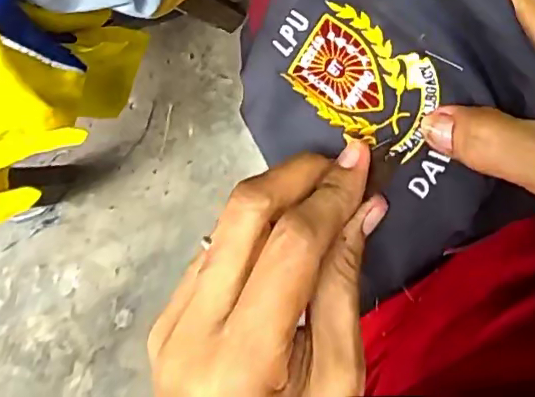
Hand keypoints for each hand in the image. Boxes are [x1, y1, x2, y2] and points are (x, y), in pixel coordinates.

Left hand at [149, 143, 387, 396]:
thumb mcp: (337, 378)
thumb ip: (344, 285)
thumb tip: (366, 206)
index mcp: (239, 357)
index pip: (292, 240)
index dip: (333, 192)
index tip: (364, 159)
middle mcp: (191, 331)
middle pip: (245, 211)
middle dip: (300, 172)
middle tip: (342, 163)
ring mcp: (171, 323)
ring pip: (228, 220)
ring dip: (281, 189)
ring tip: (326, 187)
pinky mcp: (168, 319)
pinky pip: (218, 244)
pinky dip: (261, 220)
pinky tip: (294, 224)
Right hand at [422, 0, 534, 266]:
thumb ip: (493, 139)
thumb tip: (427, 118)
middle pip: (496, 29)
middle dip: (451, 30)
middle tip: (394, 43)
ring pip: (496, 69)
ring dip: (458, 72)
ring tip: (404, 78)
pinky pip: (499, 104)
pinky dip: (471, 106)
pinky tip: (437, 122)